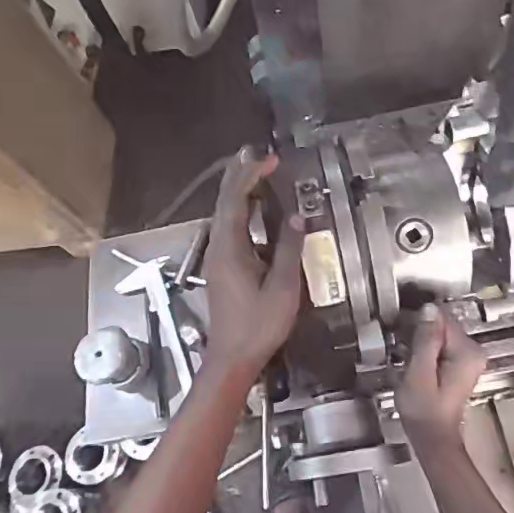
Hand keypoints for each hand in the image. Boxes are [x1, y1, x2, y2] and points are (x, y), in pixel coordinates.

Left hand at [203, 147, 304, 373]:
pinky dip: (242, 212)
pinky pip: (229, 229)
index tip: (271, 161)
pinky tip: (256, 212)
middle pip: (225, 202)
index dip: (251, 176)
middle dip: (240, 176)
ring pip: (225, 215)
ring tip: (256, 173)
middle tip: (256, 155)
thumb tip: (296, 218)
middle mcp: (218, 247)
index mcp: (229, 248)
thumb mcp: (282, 287)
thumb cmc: (258, 325)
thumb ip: (289, 249)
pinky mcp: (221, 268)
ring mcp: (217, 258)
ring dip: (240, 192)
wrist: (232, 357)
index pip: (235, 200)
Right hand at [396, 305, 485, 450]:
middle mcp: (473, 351)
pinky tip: (413, 363)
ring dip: (419, 341)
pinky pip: (440, 346)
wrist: (433, 438)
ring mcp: (468, 358)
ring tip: (404, 357)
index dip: (418, 320)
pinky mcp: (459, 365)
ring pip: (439, 334)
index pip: (441, 317)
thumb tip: (429, 309)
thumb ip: (425, 339)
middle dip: (418, 330)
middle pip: (441, 324)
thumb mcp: (419, 372)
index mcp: (467, 351)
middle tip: (400, 348)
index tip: (401, 333)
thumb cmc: (423, 409)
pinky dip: (424, 350)